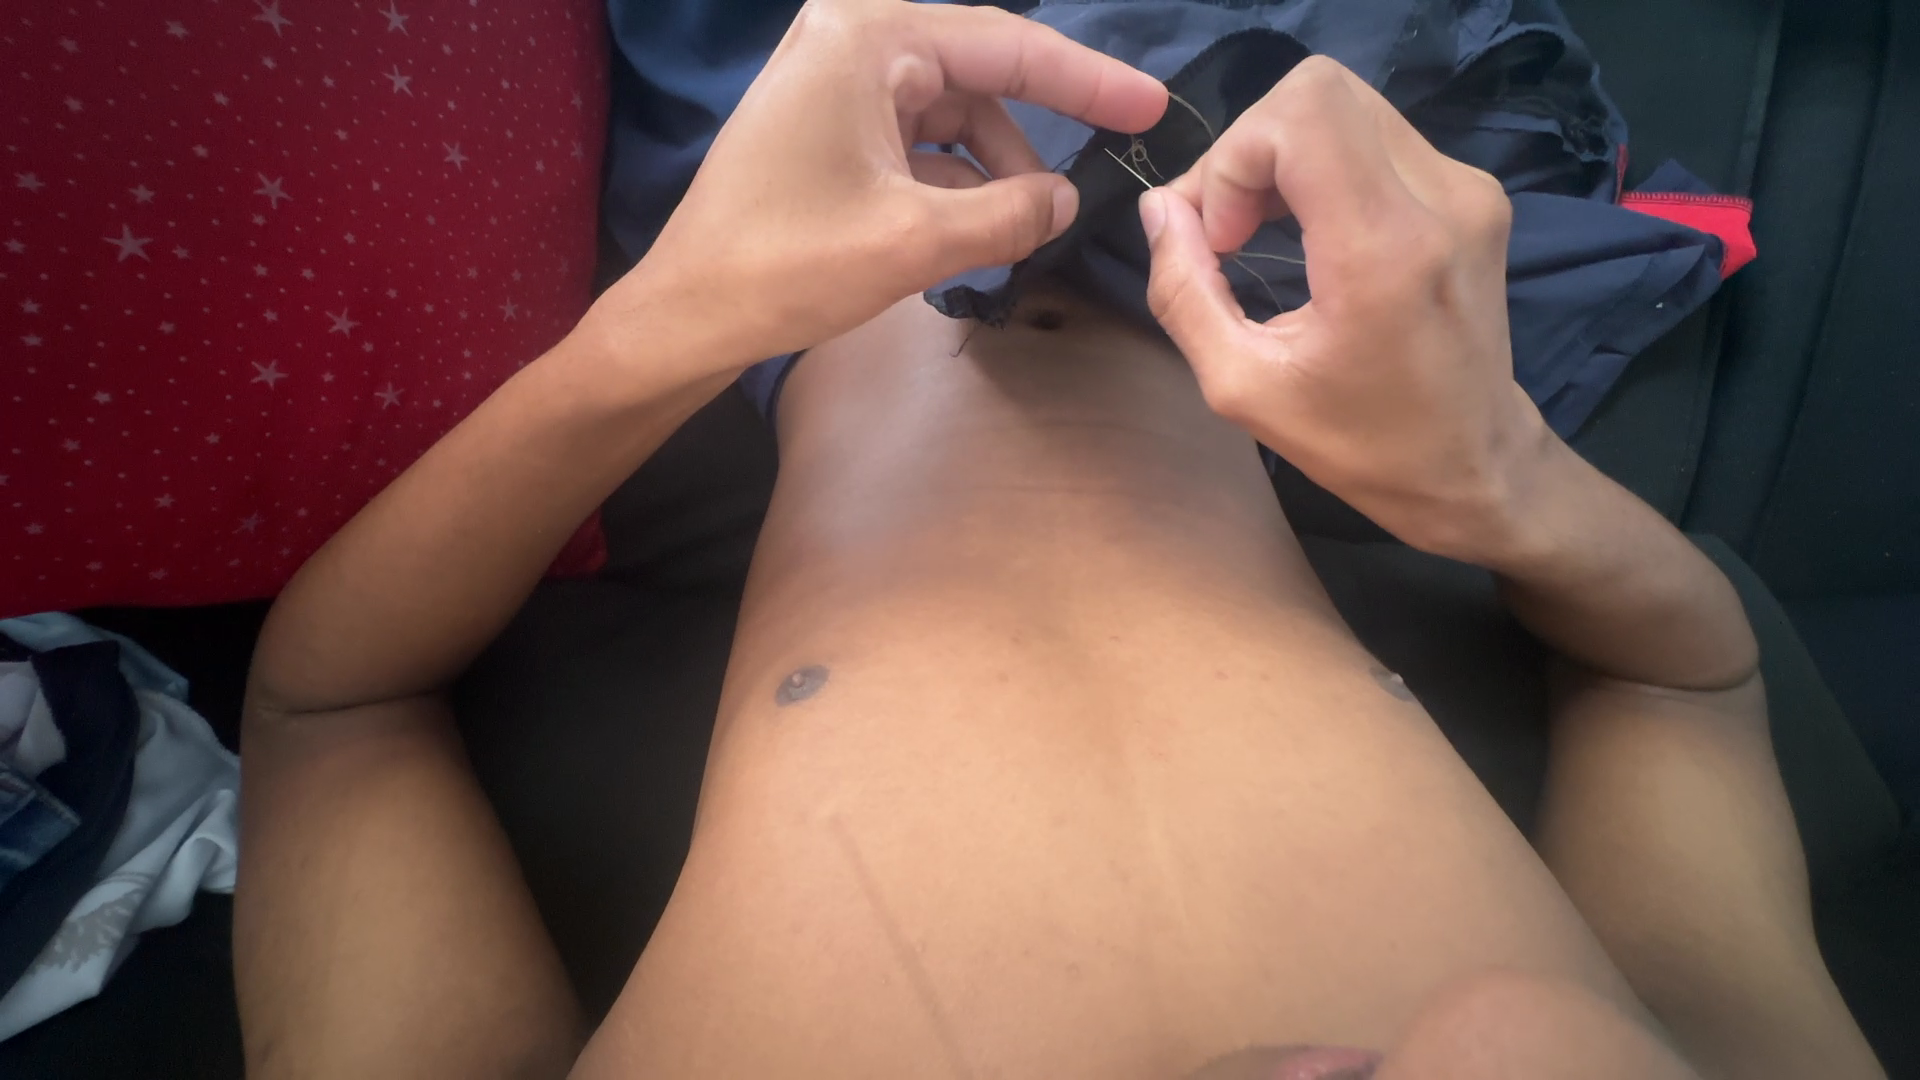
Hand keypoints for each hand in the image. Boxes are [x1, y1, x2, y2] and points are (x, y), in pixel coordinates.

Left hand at [595, 0, 1166, 380]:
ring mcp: (833, 90)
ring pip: (945, 123)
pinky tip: (963, 235)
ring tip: (1006, 240)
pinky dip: (946, 189)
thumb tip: (1066, 200)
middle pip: (975, 84)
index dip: (1087, 80)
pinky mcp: (824, 136)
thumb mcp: (914, 240)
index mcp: (869, 37)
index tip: (1147, 107)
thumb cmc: (789, 266)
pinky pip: (911, 150)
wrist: (692, 314)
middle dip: (1023, 151)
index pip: (1007, 44)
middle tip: (1058, 213)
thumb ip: (1007, 214)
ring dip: (984, 180)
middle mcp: (850, 44)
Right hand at [1139, 57, 1550, 562]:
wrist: (1469, 464)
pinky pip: (1370, 138)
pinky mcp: (1468, 193)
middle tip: (1225, 236)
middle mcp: (1439, 195)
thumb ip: (1184, 295)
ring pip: (1343, 106)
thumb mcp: (1240, 387)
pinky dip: (1312, 170)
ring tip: (1250, 236)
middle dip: (1245, 155)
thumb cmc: (1352, 442)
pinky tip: (1295, 232)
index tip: (1220, 241)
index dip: (1231, 160)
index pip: (1301, 113)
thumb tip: (1158, 211)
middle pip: (1318, 92)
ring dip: (1275, 161)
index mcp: (1383, 249)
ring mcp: (1464, 186)